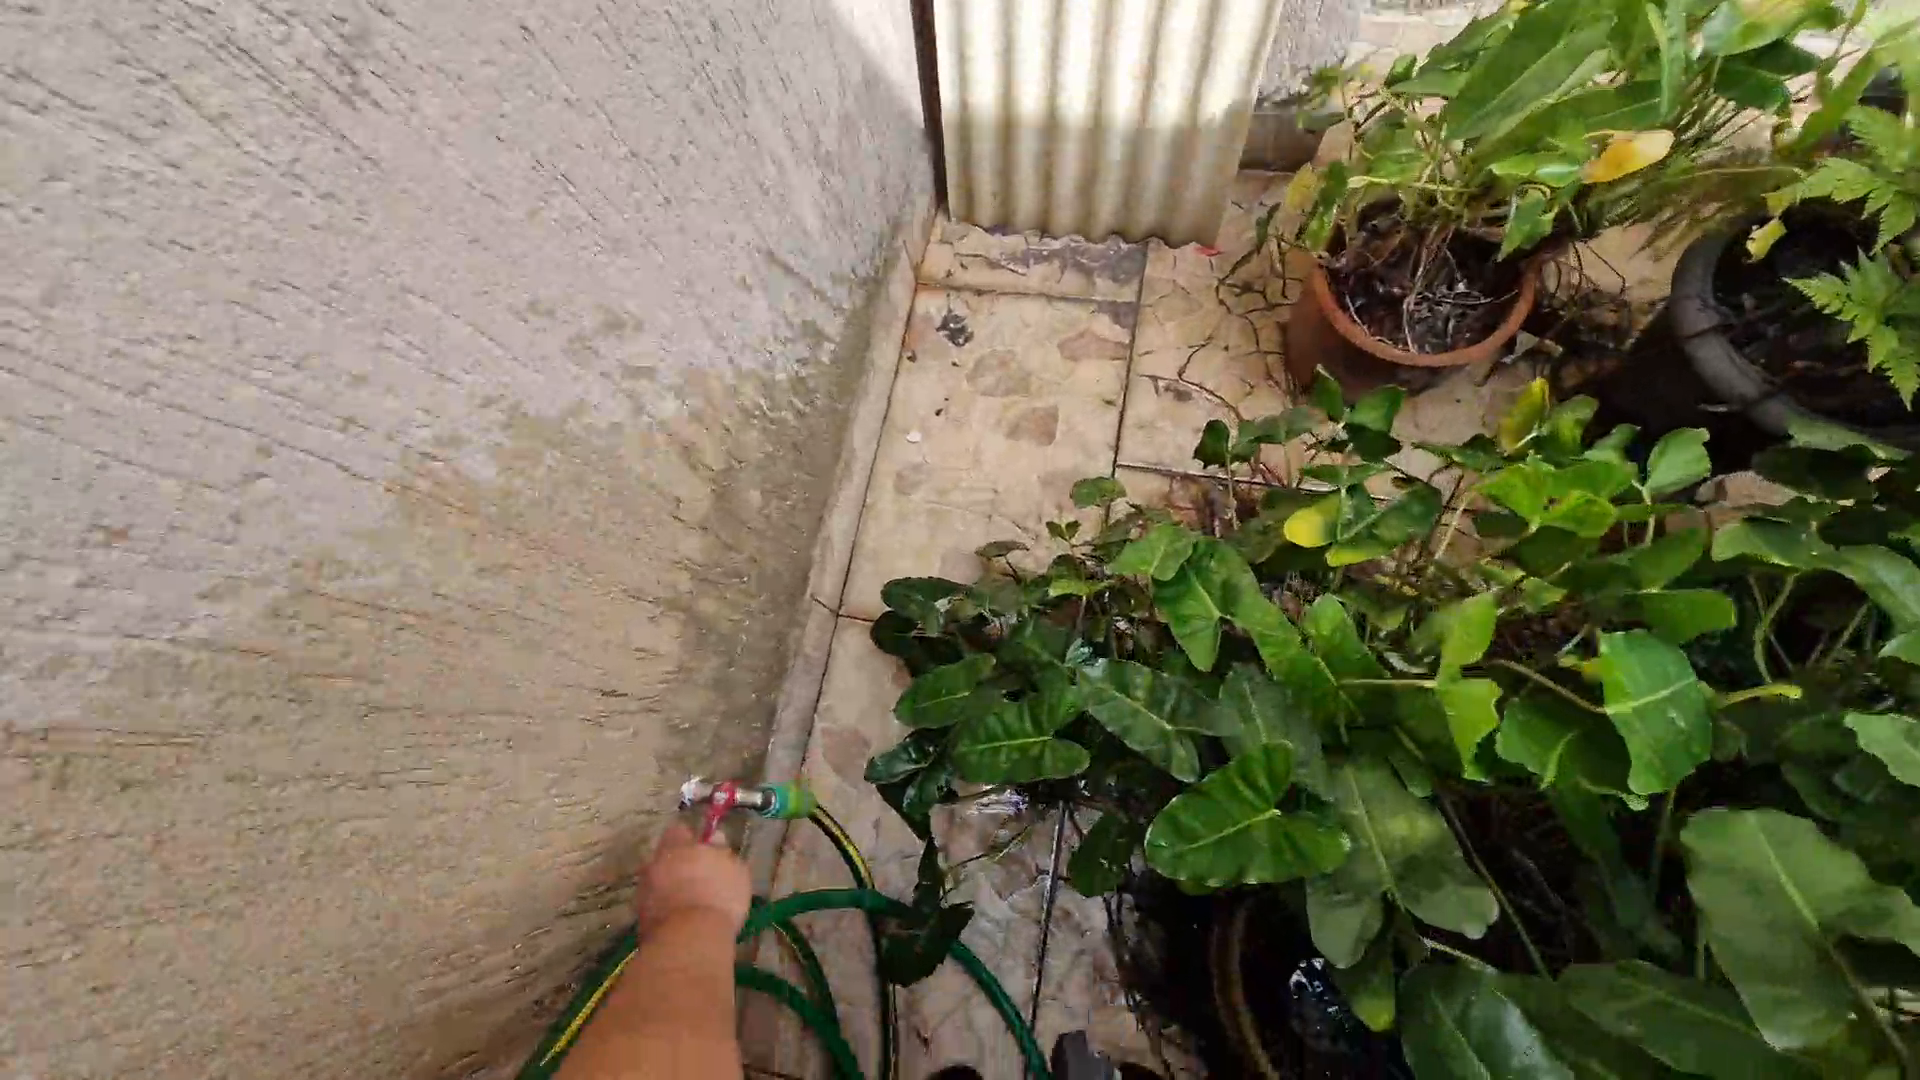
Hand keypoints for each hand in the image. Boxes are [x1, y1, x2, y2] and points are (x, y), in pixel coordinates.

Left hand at [635, 822, 751, 935]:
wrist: (690, 942)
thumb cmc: (718, 896)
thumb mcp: (734, 869)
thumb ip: (722, 852)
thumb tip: (715, 838)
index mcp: (677, 848)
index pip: (677, 831)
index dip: (688, 838)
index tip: (701, 846)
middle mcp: (655, 866)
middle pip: (662, 859)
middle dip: (675, 865)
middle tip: (695, 876)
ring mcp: (643, 895)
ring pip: (656, 884)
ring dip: (668, 889)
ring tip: (689, 902)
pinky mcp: (640, 922)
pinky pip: (654, 908)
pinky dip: (664, 911)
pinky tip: (681, 920)